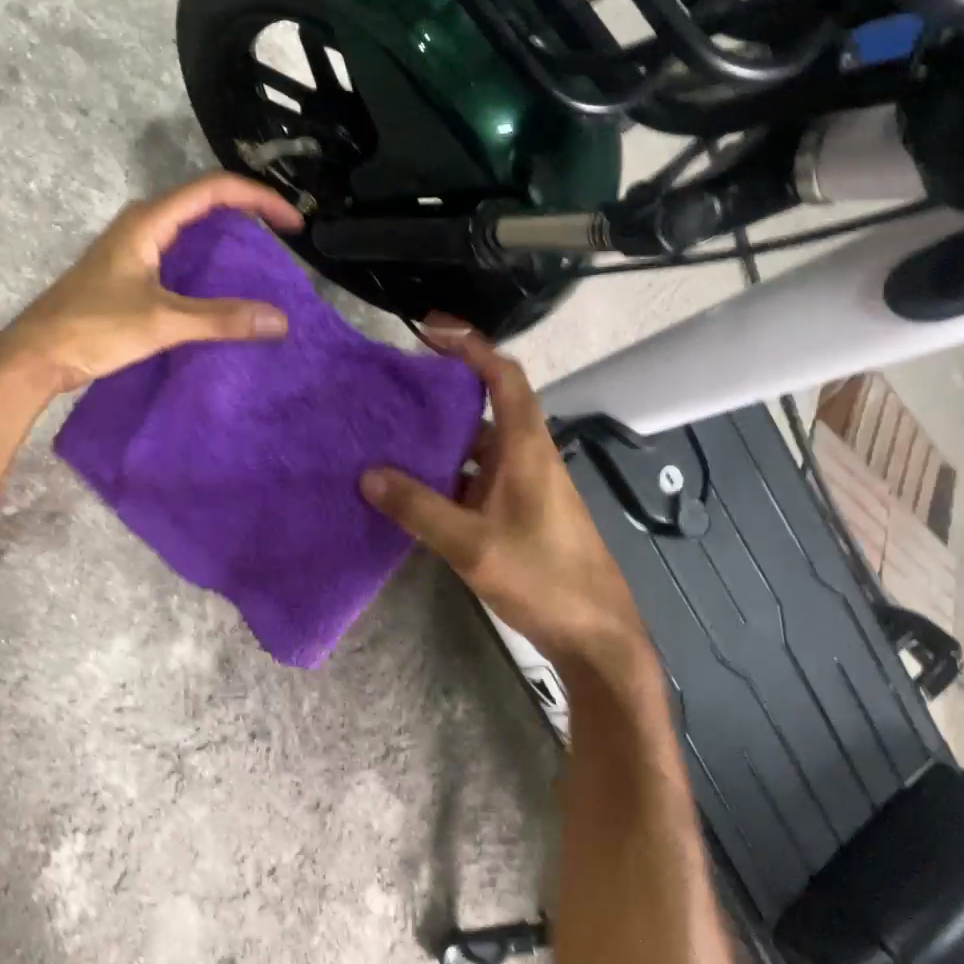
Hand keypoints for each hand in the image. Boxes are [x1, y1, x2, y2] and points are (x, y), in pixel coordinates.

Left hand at [0, 172, 304, 394]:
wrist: (35, 356)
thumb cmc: (93, 328)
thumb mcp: (162, 322)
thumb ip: (220, 319)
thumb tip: (278, 320)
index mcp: (148, 221)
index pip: (213, 190)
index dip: (259, 198)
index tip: (293, 223)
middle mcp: (139, 225)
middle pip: (202, 204)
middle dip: (245, 215)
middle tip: (282, 240)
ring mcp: (129, 250)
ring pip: (187, 231)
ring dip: (224, 241)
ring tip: (260, 262)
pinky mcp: (124, 276)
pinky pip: (176, 256)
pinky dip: (204, 266)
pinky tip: (218, 290)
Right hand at [359, 317, 646, 664]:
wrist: (595, 633)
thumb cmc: (542, 578)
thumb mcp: (472, 544)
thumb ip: (419, 508)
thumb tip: (367, 474)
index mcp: (526, 448)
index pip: (503, 376)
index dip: (470, 346)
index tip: (429, 329)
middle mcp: (527, 457)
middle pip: (485, 405)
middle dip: (441, 390)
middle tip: (391, 386)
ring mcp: (523, 486)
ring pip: (476, 445)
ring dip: (438, 437)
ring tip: (387, 434)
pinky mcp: (517, 512)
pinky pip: (474, 477)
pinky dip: (444, 473)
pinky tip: (409, 488)